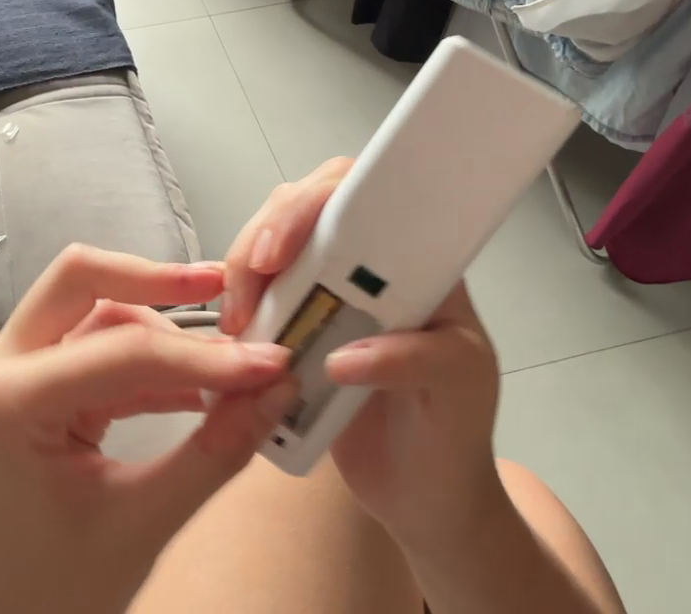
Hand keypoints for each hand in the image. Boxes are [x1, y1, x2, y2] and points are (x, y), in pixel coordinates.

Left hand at [0, 244, 298, 613]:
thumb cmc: (63, 585)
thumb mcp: (146, 521)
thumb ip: (216, 452)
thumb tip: (278, 391)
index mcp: (12, 400)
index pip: (120, 350)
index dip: (203, 355)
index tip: (268, 361)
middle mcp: (5, 365)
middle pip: (80, 279)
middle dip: (156, 280)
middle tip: (222, 286)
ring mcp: (20, 369)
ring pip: (98, 309)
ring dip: (164, 326)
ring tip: (229, 357)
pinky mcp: (44, 383)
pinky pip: (102, 345)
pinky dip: (154, 359)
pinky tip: (204, 385)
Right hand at [220, 159, 506, 545]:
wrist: (422, 492)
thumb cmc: (452, 432)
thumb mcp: (459, 390)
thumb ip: (415, 363)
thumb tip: (341, 357)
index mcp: (411, 263)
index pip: (359, 198)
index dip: (313, 205)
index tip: (280, 252)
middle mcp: (364, 264)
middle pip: (304, 209)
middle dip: (266, 233)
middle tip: (249, 282)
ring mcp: (325, 291)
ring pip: (272, 246)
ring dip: (243, 271)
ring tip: (235, 321)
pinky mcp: (295, 323)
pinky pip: (257, 292)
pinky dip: (237, 303)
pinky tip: (231, 331)